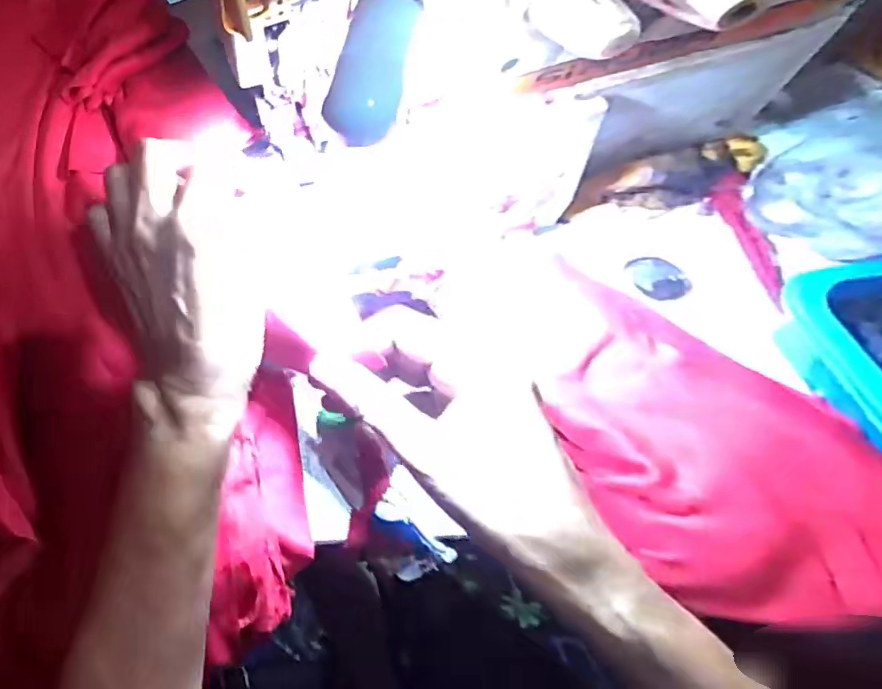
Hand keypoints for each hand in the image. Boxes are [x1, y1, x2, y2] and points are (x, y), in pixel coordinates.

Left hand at [89, 139, 261, 440]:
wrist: (186, 373)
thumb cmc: (232, 327)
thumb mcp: (256, 268)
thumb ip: (245, 218)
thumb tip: (241, 189)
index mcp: (196, 223)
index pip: (209, 160)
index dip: (231, 163)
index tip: (240, 177)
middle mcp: (151, 219)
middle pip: (151, 151)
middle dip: (179, 153)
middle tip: (196, 172)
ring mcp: (122, 234)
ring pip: (117, 173)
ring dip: (142, 174)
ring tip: (164, 192)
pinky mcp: (105, 253)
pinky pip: (98, 210)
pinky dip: (116, 206)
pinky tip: (136, 219)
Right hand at [300, 253, 628, 586]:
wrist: (565, 556)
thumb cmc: (493, 497)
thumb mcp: (420, 447)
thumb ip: (365, 398)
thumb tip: (317, 362)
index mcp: (474, 361)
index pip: (396, 325)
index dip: (354, 344)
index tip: (322, 372)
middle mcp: (482, 360)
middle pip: (403, 339)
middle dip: (360, 359)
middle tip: (325, 386)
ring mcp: (485, 382)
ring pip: (412, 361)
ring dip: (374, 377)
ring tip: (341, 401)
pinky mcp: (483, 404)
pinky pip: (427, 383)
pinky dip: (396, 394)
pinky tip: (374, 416)